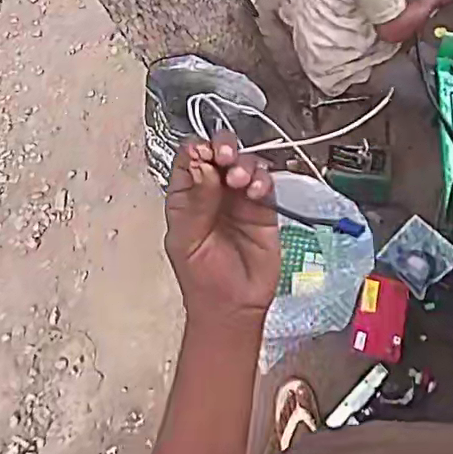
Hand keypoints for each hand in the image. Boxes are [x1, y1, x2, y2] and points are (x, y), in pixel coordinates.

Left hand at [164, 133, 280, 331]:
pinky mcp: (263, 207)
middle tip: (225, 155)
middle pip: (218, 152)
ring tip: (240, 180)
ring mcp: (239, 197)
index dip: (198, 149)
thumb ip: (196, 202)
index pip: (190, 158)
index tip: (205, 154)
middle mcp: (213, 190)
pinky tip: (257, 191)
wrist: (232, 307)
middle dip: (223, 146)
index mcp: (187, 195)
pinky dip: (262, 180)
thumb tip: (202, 165)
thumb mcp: (186, 239)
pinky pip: (265, 182)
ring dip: (243, 163)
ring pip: (244, 162)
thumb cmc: (201, 278)